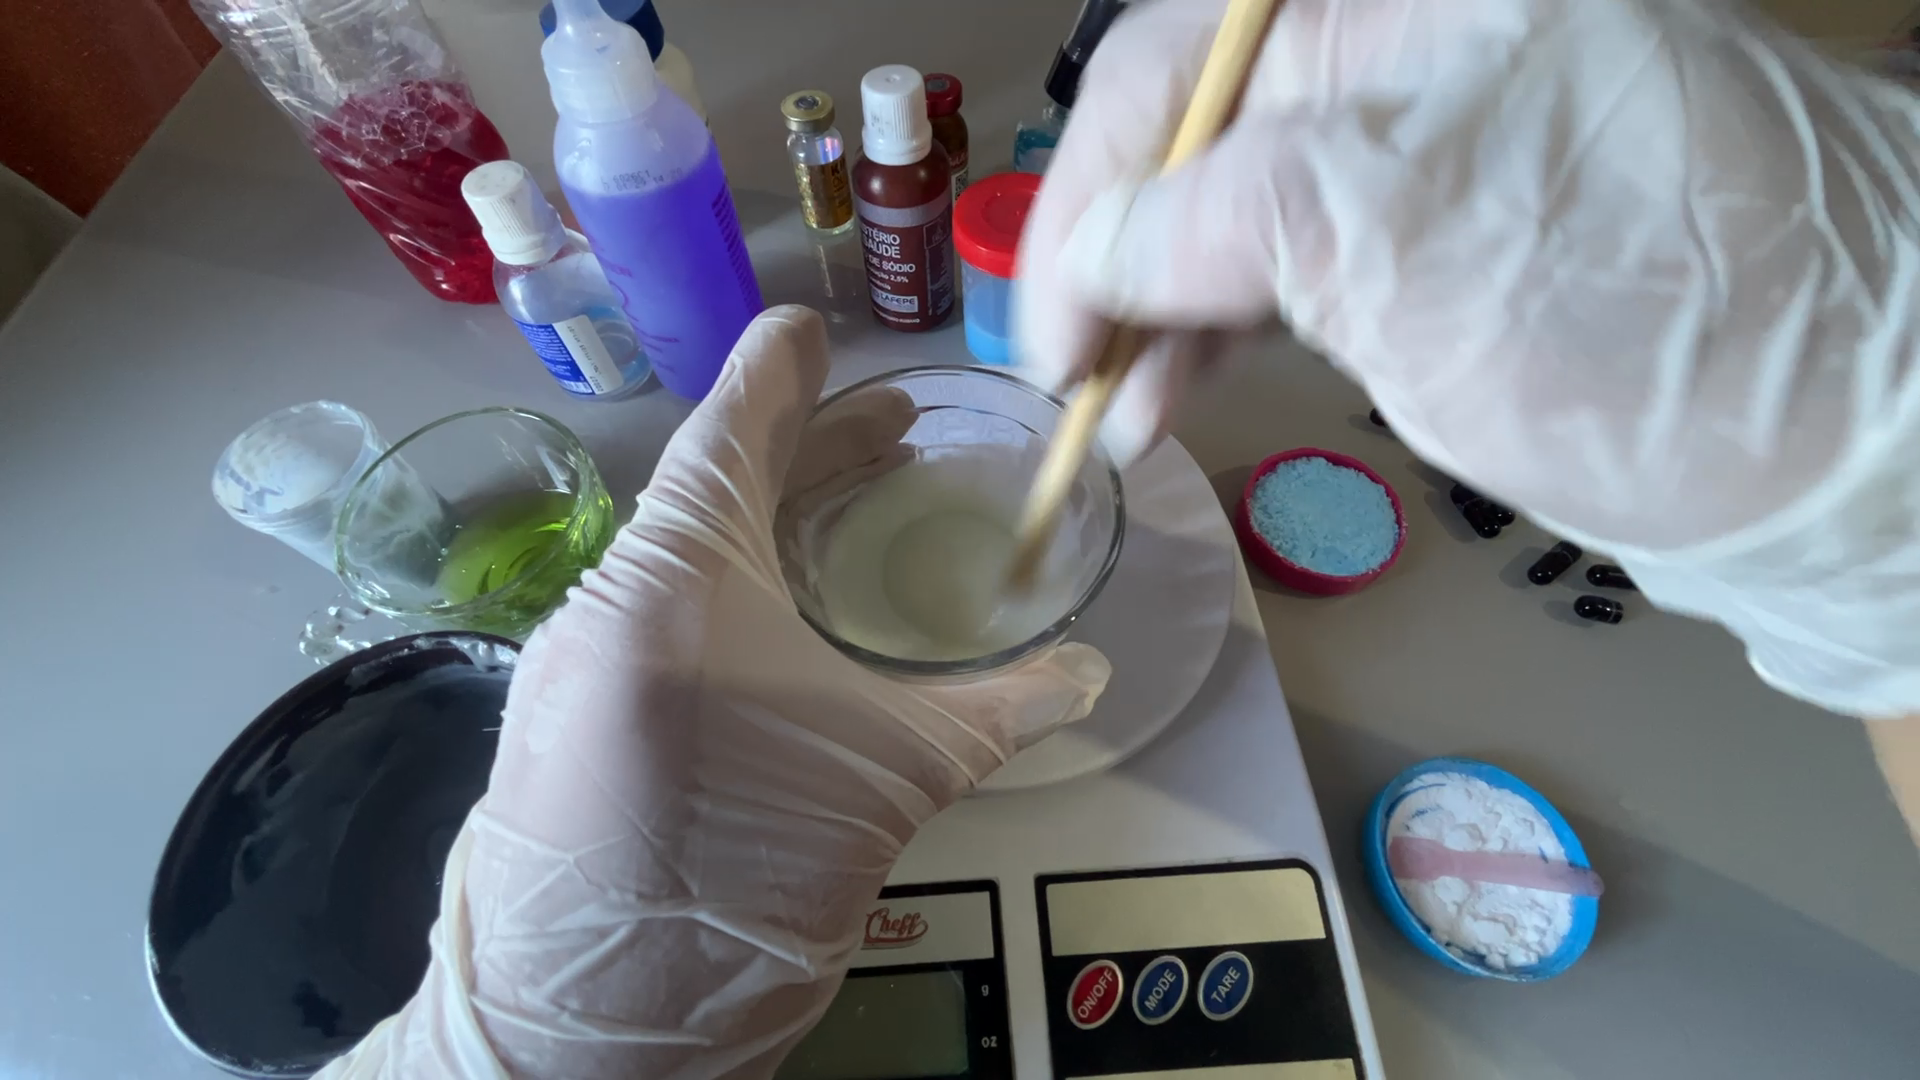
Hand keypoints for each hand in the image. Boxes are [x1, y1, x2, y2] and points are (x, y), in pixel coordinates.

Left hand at [317, 306, 1110, 1078]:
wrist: (595, 1037)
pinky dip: (744, 575)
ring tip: (859, 489)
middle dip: (810, 443)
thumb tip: (1091, 676)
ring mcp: (590, 653)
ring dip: (781, 511)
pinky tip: (796, 597)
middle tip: (890, 424)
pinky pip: (672, 602)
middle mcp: (623, 602)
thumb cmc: (741, 882)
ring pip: (699, 546)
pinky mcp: (583, 707)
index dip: (777, 373)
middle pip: (725, 485)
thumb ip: (995, 712)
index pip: (729, 436)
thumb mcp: (886, 779)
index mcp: (681, 586)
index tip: (809, 328)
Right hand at [1021, 0, 1919, 717]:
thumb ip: (1218, 220)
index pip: (1164, 79)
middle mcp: (1363, 84)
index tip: (1049, 330)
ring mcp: (1366, 187)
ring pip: (1196, 242)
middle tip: (1068, 386)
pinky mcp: (1374, 273)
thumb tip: (1088, 251)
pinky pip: (1242, 297)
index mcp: (1380, 18)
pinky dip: (1190, 357)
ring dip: (1140, 334)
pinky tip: (1159, 412)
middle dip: (1104, 278)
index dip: (1081, 203)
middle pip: (1170, 163)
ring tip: (1114, 424)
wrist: (1813, 437)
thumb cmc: (1627, 309)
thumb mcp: (1404, 233)